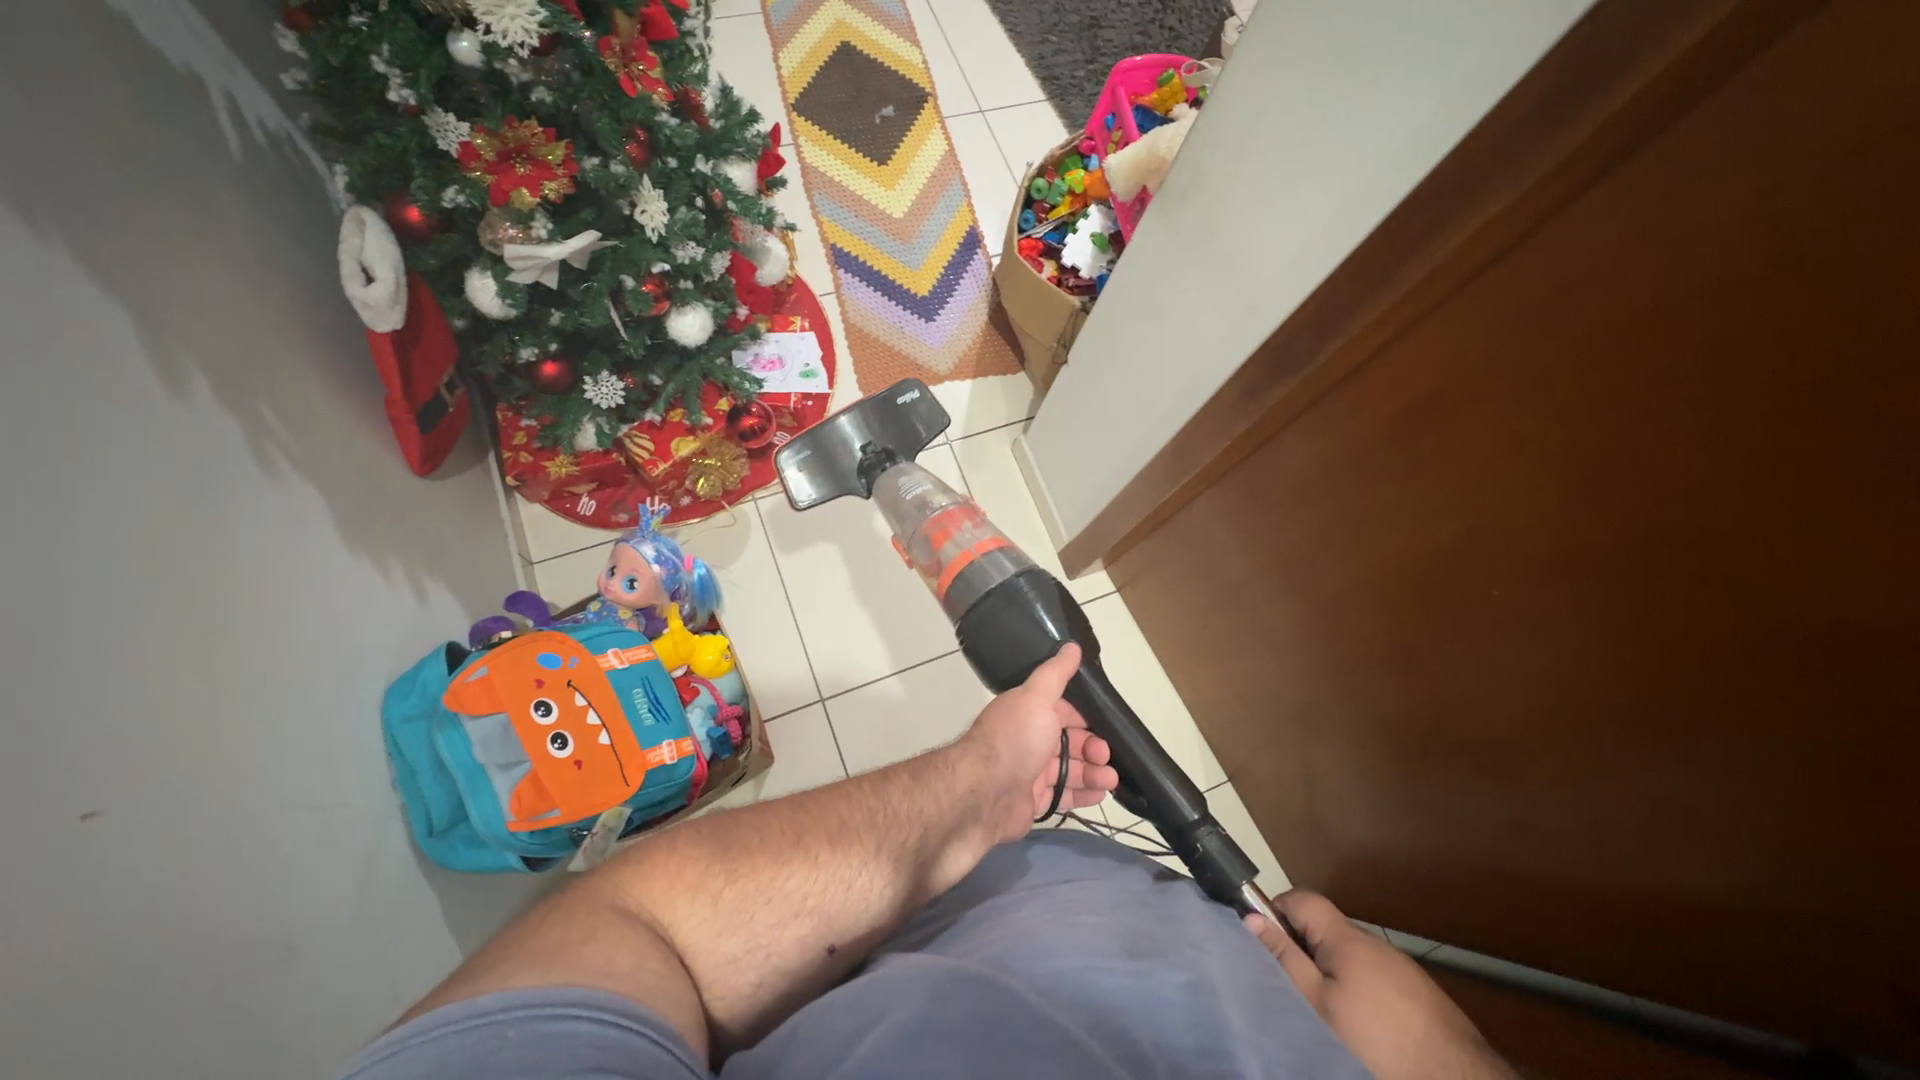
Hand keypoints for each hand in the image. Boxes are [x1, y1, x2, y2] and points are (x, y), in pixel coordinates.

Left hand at [958, 643, 1119, 842]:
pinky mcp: (1034, 801)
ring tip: (1111, 780)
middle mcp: (1029, 741)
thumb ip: (1056, 673)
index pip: (1065, 712)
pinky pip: (1065, 796)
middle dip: (1094, 749)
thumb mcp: (1036, 697)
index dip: (1087, 719)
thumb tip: (1072, 646)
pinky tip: (1100, 793)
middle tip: (1106, 757)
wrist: (984, 793)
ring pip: (1071, 770)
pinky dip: (1084, 794)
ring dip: (1094, 773)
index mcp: (1029, 713)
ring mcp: (1031, 773)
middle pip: (1071, 743)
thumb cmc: (1014, 740)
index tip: (1108, 726)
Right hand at [1245, 891, 1516, 1079]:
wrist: (1452, 1074)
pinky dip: (1356, 985)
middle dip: (1302, 946)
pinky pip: (1371, 972)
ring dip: (1328, 968)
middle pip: (1323, 926)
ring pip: (1347, 952)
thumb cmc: (1373, 1037)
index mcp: (1345, 937)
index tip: (1266, 943)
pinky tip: (1361, 1020)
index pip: (1301, 897)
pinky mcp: (1415, 987)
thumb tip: (1252, 917)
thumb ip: (1284, 958)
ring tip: (1326, 1007)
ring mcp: (1398, 963)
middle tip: (1293, 985)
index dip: (1276, 910)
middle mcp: (1372, 941)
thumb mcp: (1317, 1003)